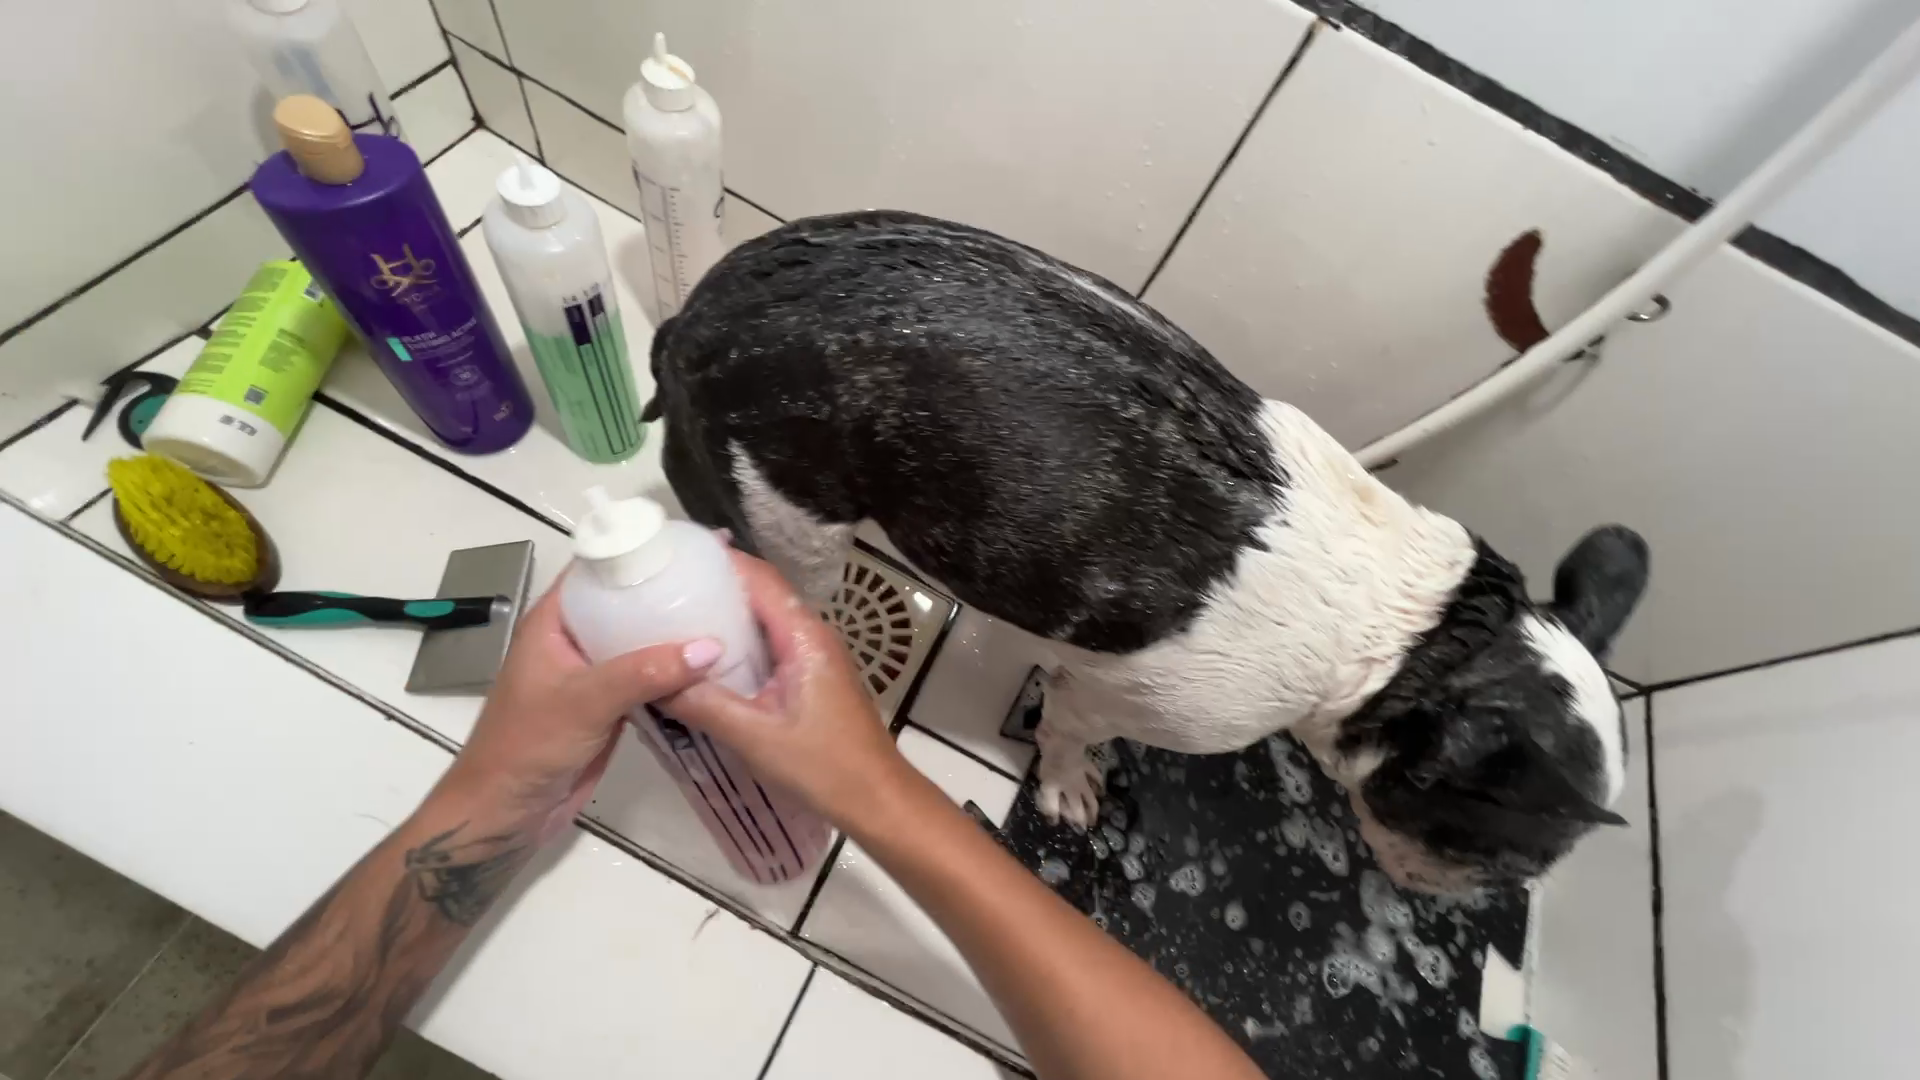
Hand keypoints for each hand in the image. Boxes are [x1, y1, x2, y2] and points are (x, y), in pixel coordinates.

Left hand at [438, 573, 722, 839]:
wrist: (507, 815)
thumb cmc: (526, 748)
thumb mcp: (584, 701)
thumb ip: (645, 672)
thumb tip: (712, 646)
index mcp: (556, 621)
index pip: (601, 567)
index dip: (642, 550)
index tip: (692, 545)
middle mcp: (579, 638)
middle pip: (631, 600)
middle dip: (674, 589)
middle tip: (726, 579)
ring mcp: (599, 671)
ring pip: (646, 638)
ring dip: (681, 629)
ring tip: (732, 614)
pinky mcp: (617, 701)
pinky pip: (655, 673)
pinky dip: (682, 667)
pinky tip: (718, 661)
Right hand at [662, 552, 909, 827]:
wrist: (875, 795)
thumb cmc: (821, 764)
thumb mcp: (753, 736)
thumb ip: (703, 704)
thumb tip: (651, 680)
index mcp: (804, 636)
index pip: (761, 579)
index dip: (722, 562)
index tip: (676, 556)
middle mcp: (814, 634)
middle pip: (763, 594)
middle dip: (718, 587)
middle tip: (664, 590)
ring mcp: (817, 655)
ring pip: (768, 620)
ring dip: (729, 617)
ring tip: (677, 620)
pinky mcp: (814, 676)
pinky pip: (774, 644)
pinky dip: (743, 644)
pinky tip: (711, 662)